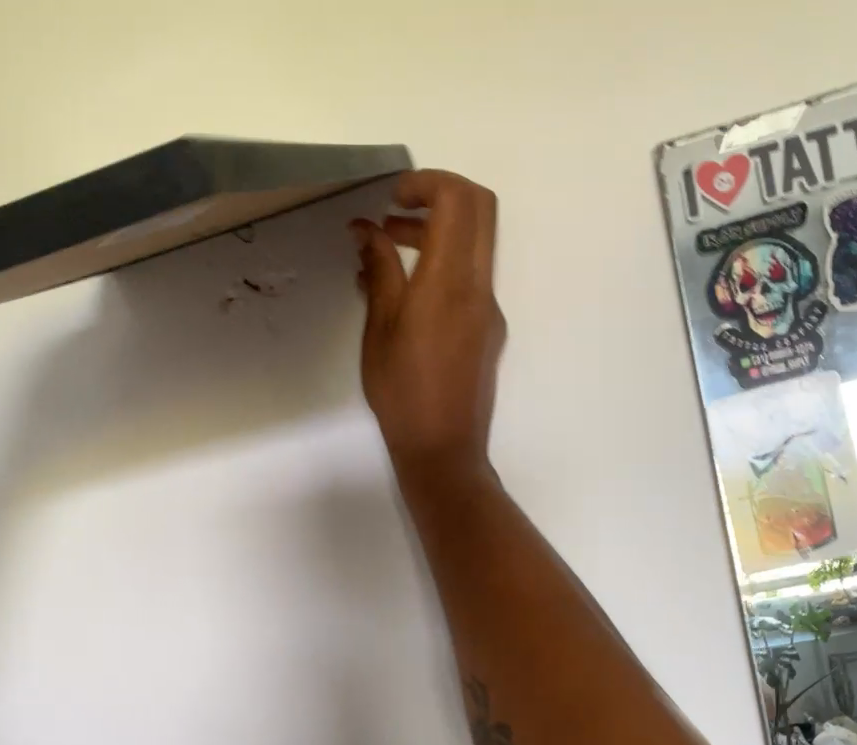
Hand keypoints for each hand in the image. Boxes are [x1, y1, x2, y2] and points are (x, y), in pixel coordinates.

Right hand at [352, 171, 504, 475]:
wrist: (444, 450)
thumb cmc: (403, 393)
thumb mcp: (380, 329)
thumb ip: (379, 271)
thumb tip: (366, 230)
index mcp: (450, 283)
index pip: (458, 200)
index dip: (427, 182)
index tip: (393, 198)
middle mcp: (480, 287)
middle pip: (479, 211)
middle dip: (438, 197)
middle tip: (396, 212)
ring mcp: (489, 309)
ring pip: (475, 245)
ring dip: (437, 233)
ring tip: (386, 250)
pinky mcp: (489, 330)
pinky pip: (470, 278)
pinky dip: (442, 266)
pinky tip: (404, 293)